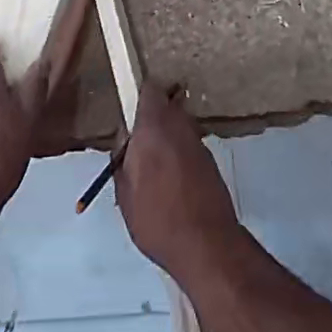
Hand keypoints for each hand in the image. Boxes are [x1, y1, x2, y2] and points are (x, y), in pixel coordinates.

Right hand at [115, 82, 243, 278]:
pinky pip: (188, 142)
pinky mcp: (209, 156)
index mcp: (154, 128)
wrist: (205, 240)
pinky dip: (178, 151)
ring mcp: (198, 140)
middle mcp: (180, 125)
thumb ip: (122, 158)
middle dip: (151, 116)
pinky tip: (170, 178)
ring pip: (178, 123)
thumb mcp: (124, 192)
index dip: (138, 94)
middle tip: (136, 144)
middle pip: (166, 104)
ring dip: (166, 134)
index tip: (129, 110)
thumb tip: (125, 138)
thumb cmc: (156, 218)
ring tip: (152, 166)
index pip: (149, 90)